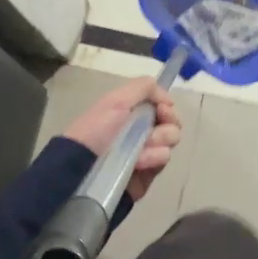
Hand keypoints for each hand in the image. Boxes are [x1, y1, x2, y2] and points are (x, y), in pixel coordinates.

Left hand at [59, 77, 181, 201]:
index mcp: (134, 111)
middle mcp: (144, 129)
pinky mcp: (150, 170)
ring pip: (171, 140)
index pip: (164, 106)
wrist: (84, 165)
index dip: (167, 107)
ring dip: (157, 142)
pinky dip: (153, 158)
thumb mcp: (116, 99)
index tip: (161, 110)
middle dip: (166, 125)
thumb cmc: (98, 129)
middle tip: (150, 132)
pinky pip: (163, 158)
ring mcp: (148, 150)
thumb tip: (169, 101)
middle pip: (173, 123)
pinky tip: (138, 162)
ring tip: (138, 151)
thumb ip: (143, 87)